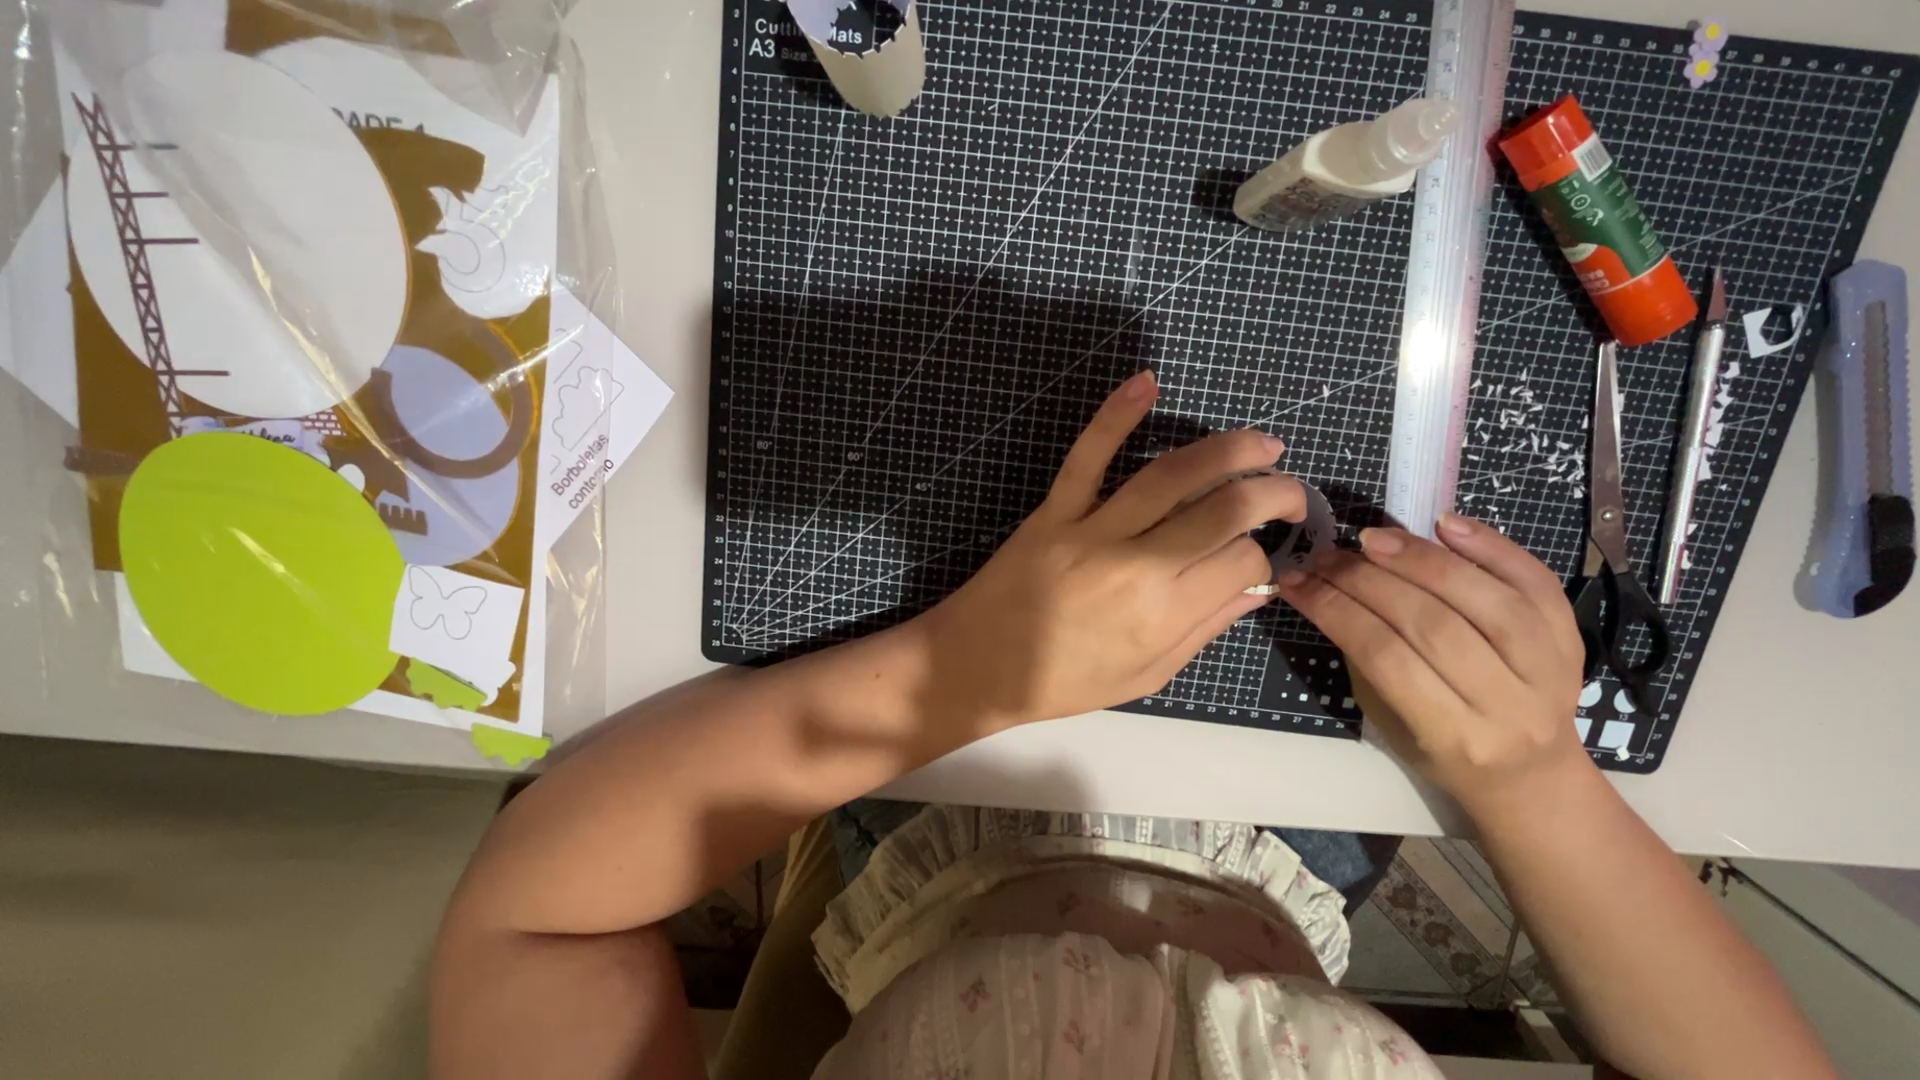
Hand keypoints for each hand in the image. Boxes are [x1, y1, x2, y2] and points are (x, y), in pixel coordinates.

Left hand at [920, 370, 1304, 728]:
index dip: (1261, 556)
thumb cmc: (1064, 681)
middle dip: (1271, 493)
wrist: (976, 665)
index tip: (1256, 557)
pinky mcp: (1053, 510)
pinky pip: (1088, 456)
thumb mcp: (1146, 676)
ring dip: (1224, 450)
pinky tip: (1147, 384)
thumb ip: (1204, 628)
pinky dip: (1115, 415)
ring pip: (1169, 475)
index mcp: (1162, 615)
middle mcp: (1135, 567)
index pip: (1241, 561)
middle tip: (1290, 487)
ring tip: (1262, 444)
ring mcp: (1091, 531)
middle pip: (1222, 510)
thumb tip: (1259, 586)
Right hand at [1275, 514, 1590, 813]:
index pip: (1384, 656)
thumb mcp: (1391, 720)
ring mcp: (1548, 670)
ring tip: (1372, 538)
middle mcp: (1506, 704)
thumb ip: (1368, 658)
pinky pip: (1533, 582)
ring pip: (1482, 600)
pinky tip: (1444, 524)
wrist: (1532, 775)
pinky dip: (1490, 545)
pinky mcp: (1571, 639)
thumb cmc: (1443, 751)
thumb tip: (1332, 589)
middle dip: (1367, 580)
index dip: (1334, 609)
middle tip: (1325, 556)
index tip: (1296, 580)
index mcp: (1452, 734)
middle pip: (1429, 624)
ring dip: (1421, 559)